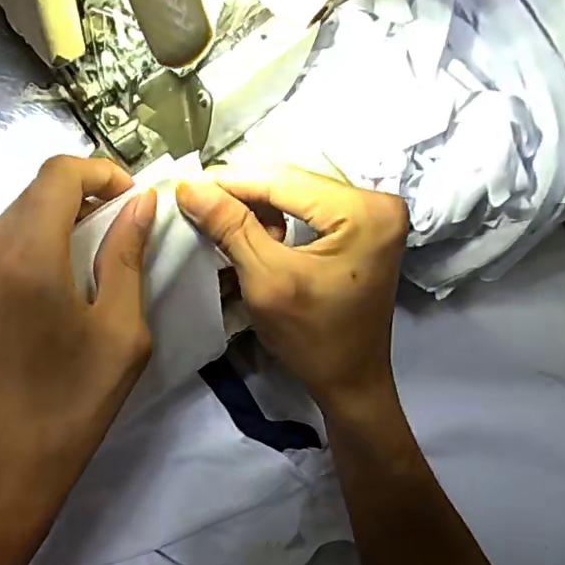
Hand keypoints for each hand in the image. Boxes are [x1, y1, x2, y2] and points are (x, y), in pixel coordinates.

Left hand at [0, 156, 156, 564]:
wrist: (4, 471)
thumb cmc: (75, 406)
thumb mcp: (122, 333)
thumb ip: (128, 257)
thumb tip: (142, 204)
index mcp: (27, 258)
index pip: (58, 174)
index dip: (100, 171)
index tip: (132, 199)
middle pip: (32, 192)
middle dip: (81, 194)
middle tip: (120, 226)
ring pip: (11, 218)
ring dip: (54, 220)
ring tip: (92, 255)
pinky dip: (30, 245)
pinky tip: (55, 282)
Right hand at [176, 165, 407, 413]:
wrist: (350, 382)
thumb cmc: (312, 339)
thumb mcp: (266, 279)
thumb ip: (230, 227)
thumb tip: (189, 188)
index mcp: (365, 211)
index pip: (284, 183)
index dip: (231, 182)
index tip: (186, 184)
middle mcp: (378, 202)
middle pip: (294, 185)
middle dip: (243, 194)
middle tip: (195, 198)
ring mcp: (374, 215)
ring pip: (299, 197)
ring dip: (258, 208)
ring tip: (220, 220)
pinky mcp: (364, 229)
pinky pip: (310, 212)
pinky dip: (278, 220)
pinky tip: (252, 232)